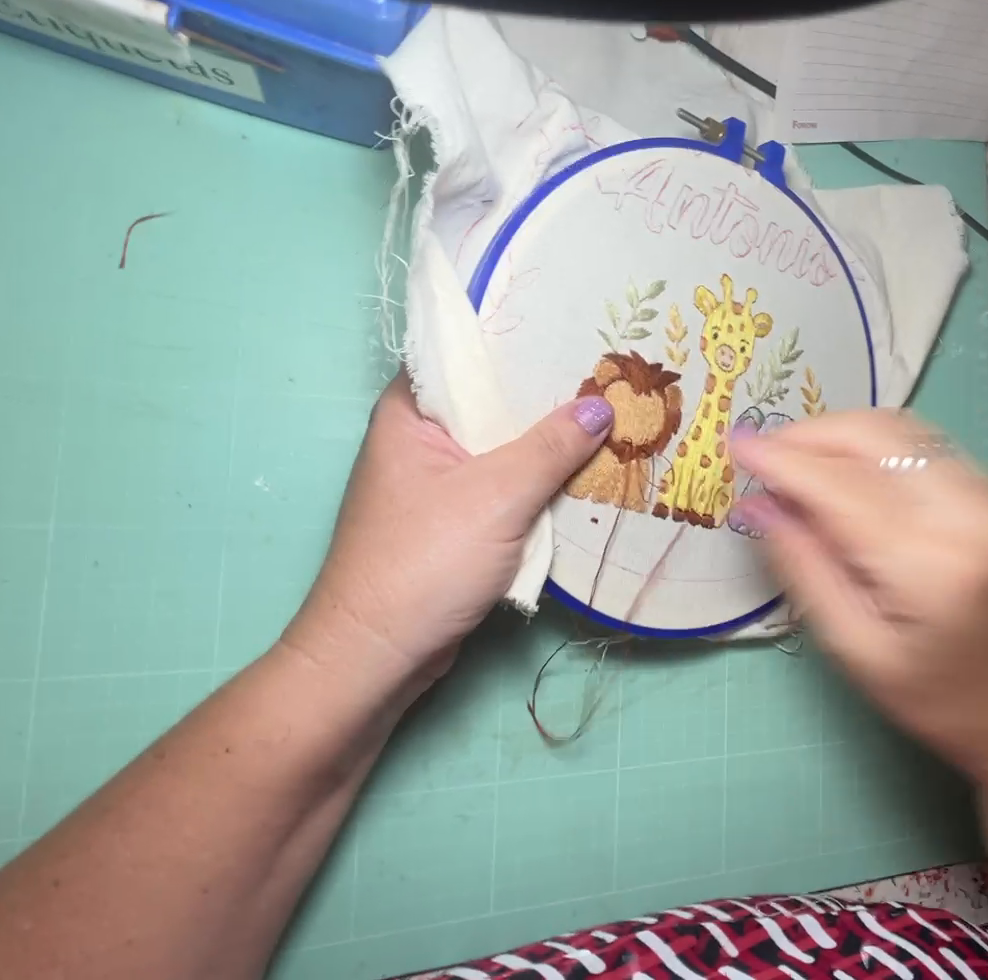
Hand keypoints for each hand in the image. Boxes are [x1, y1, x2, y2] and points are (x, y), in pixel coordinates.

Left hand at [283, 374, 612, 681]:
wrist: (378, 656)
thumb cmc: (424, 562)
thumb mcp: (497, 496)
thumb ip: (552, 446)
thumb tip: (603, 403)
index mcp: (411, 412)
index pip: (467, 355)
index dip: (521, 341)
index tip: (578, 331)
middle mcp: (420, 438)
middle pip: (492, 403)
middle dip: (548, 396)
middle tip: (609, 375)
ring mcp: (436, 482)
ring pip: (503, 448)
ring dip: (548, 444)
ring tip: (609, 415)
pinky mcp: (454, 520)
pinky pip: (504, 486)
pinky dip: (538, 482)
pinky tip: (582, 472)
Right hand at [729, 411, 987, 783]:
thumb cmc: (937, 700)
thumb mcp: (856, 648)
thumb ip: (804, 568)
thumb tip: (756, 505)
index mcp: (929, 564)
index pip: (839, 486)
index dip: (782, 459)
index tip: (736, 443)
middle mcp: (966, 512)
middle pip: (873, 435)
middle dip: (809, 435)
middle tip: (764, 456)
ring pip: (898, 430)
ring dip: (839, 434)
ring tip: (796, 463)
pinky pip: (921, 445)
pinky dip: (871, 445)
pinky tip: (843, 470)